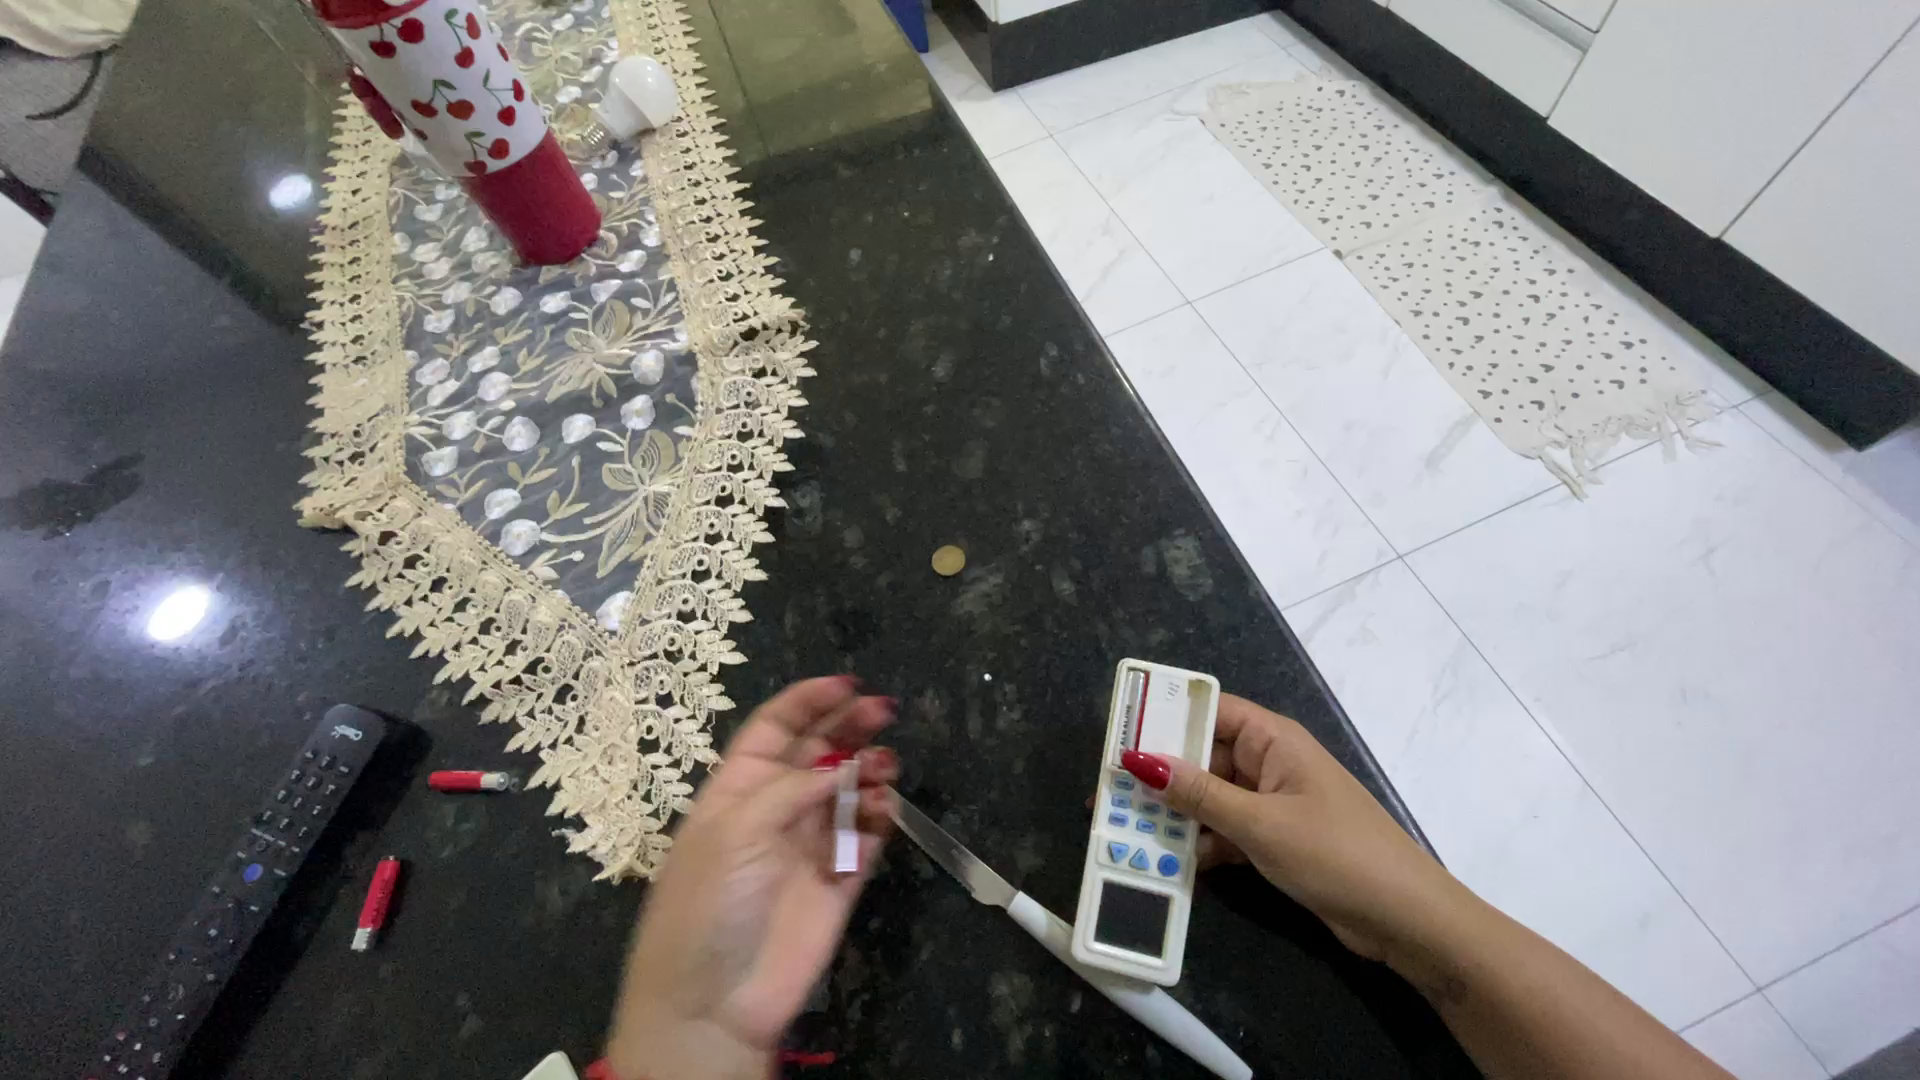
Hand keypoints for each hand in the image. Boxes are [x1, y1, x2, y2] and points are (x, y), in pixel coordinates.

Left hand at [604, 677, 899, 1079]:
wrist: (714, 1005)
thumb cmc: (708, 905)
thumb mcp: (735, 832)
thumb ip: (791, 789)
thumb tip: (843, 764)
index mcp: (739, 787)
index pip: (776, 728)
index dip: (808, 701)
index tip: (847, 683)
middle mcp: (778, 806)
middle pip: (821, 750)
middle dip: (850, 725)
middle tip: (882, 711)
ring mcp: (811, 841)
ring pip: (851, 787)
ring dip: (870, 769)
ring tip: (882, 769)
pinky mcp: (842, 876)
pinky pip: (869, 833)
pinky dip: (880, 816)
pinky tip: (881, 812)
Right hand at [1121, 695, 1477, 981]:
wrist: (1409, 922)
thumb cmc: (1337, 854)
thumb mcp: (1260, 824)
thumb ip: (1198, 794)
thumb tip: (1137, 760)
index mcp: (1273, 739)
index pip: (1208, 710)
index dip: (1163, 717)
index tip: (1117, 733)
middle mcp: (1269, 761)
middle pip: (1202, 755)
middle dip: (1159, 773)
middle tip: (1109, 789)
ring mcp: (1272, 802)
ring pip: (1209, 795)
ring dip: (1175, 812)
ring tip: (1125, 827)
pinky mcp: (1275, 838)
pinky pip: (1225, 828)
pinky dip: (1200, 842)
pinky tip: (1167, 859)